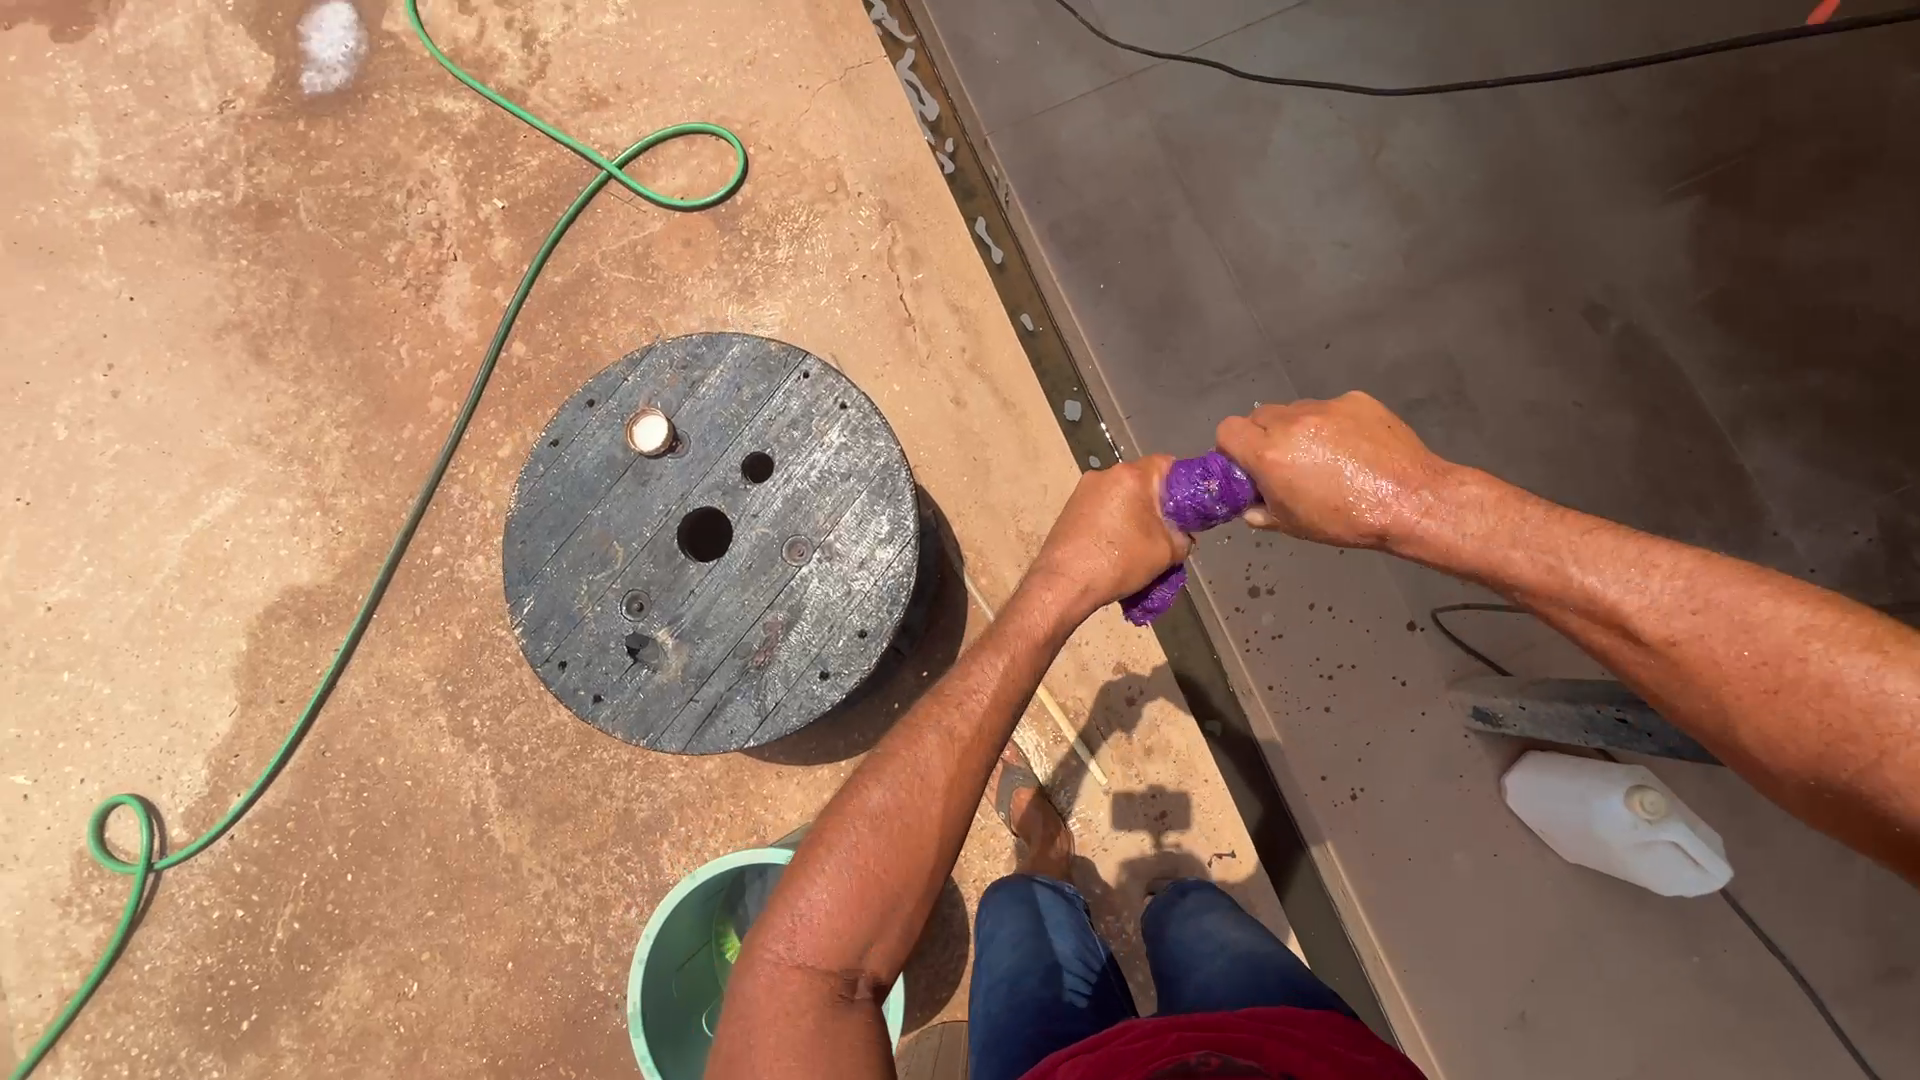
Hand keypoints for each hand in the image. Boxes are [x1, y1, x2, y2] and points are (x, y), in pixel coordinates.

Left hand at [1025, 455, 1191, 617]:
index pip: (1168, 464)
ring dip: (1132, 514)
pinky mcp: (1068, 508)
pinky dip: (1112, 522)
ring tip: (1138, 544)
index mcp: (1131, 476)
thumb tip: (1181, 533)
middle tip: (1165, 531)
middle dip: (1155, 503)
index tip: (1187, 508)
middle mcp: (1104, 474)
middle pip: (1141, 481)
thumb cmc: (1118, 562)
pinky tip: (1114, 547)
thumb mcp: (1167, 552)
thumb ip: (1184, 536)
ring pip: (1120, 496)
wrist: (1063, 583)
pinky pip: (1101, 509)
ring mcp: (1082, 490)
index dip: (1183, 484)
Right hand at [1215, 392, 1451, 549]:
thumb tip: (1250, 506)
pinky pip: (1330, 409)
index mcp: (1269, 454)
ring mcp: (1326, 407)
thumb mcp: (1292, 525)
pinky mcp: (1356, 400)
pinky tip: (1351, 448)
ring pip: (1294, 411)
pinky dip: (1331, 425)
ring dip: (1296, 429)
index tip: (1245, 464)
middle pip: (1258, 416)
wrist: (1411, 501)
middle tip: (1283, 461)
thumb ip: (1260, 511)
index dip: (1231, 447)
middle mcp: (1292, 423)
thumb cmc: (1346, 520)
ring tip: (1322, 455)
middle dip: (1262, 436)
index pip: (1227, 430)